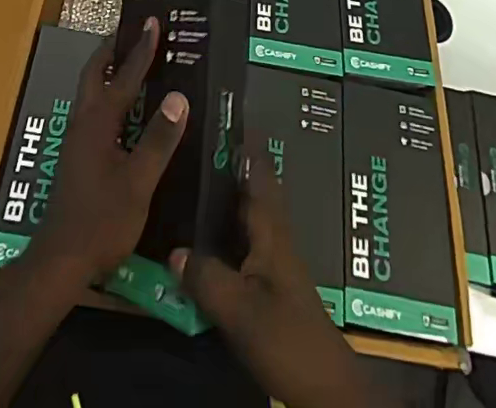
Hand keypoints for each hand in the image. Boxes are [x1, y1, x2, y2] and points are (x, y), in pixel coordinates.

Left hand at [25, 17, 188, 283]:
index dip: (140, 50)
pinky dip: (110, 94)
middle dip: (113, 49)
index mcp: (97, 122)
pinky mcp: (79, 154)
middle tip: (135, 31)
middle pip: (95, 73)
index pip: (123, 77)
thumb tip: (178, 97)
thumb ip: (158, 140)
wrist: (63, 258)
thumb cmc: (103, 220)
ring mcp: (77, 139)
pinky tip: (127, 108)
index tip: (153, 23)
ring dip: (110, 69)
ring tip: (132, 58)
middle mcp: (83, 122)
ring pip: (91, 90)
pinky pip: (95, 109)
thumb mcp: (138, 183)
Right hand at [171, 148, 374, 407]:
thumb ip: (205, 276)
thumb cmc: (287, 338)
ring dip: (215, 198)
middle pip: (246, 190)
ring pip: (238, 216)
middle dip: (221, 165)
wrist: (323, 388)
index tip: (218, 115)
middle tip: (183, 144)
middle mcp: (271, 237)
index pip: (259, 173)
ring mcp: (268, 260)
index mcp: (271, 231)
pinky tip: (188, 236)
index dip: (242, 144)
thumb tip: (171, 250)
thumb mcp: (240, 309)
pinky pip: (234, 242)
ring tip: (178, 180)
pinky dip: (213, 231)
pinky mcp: (262, 283)